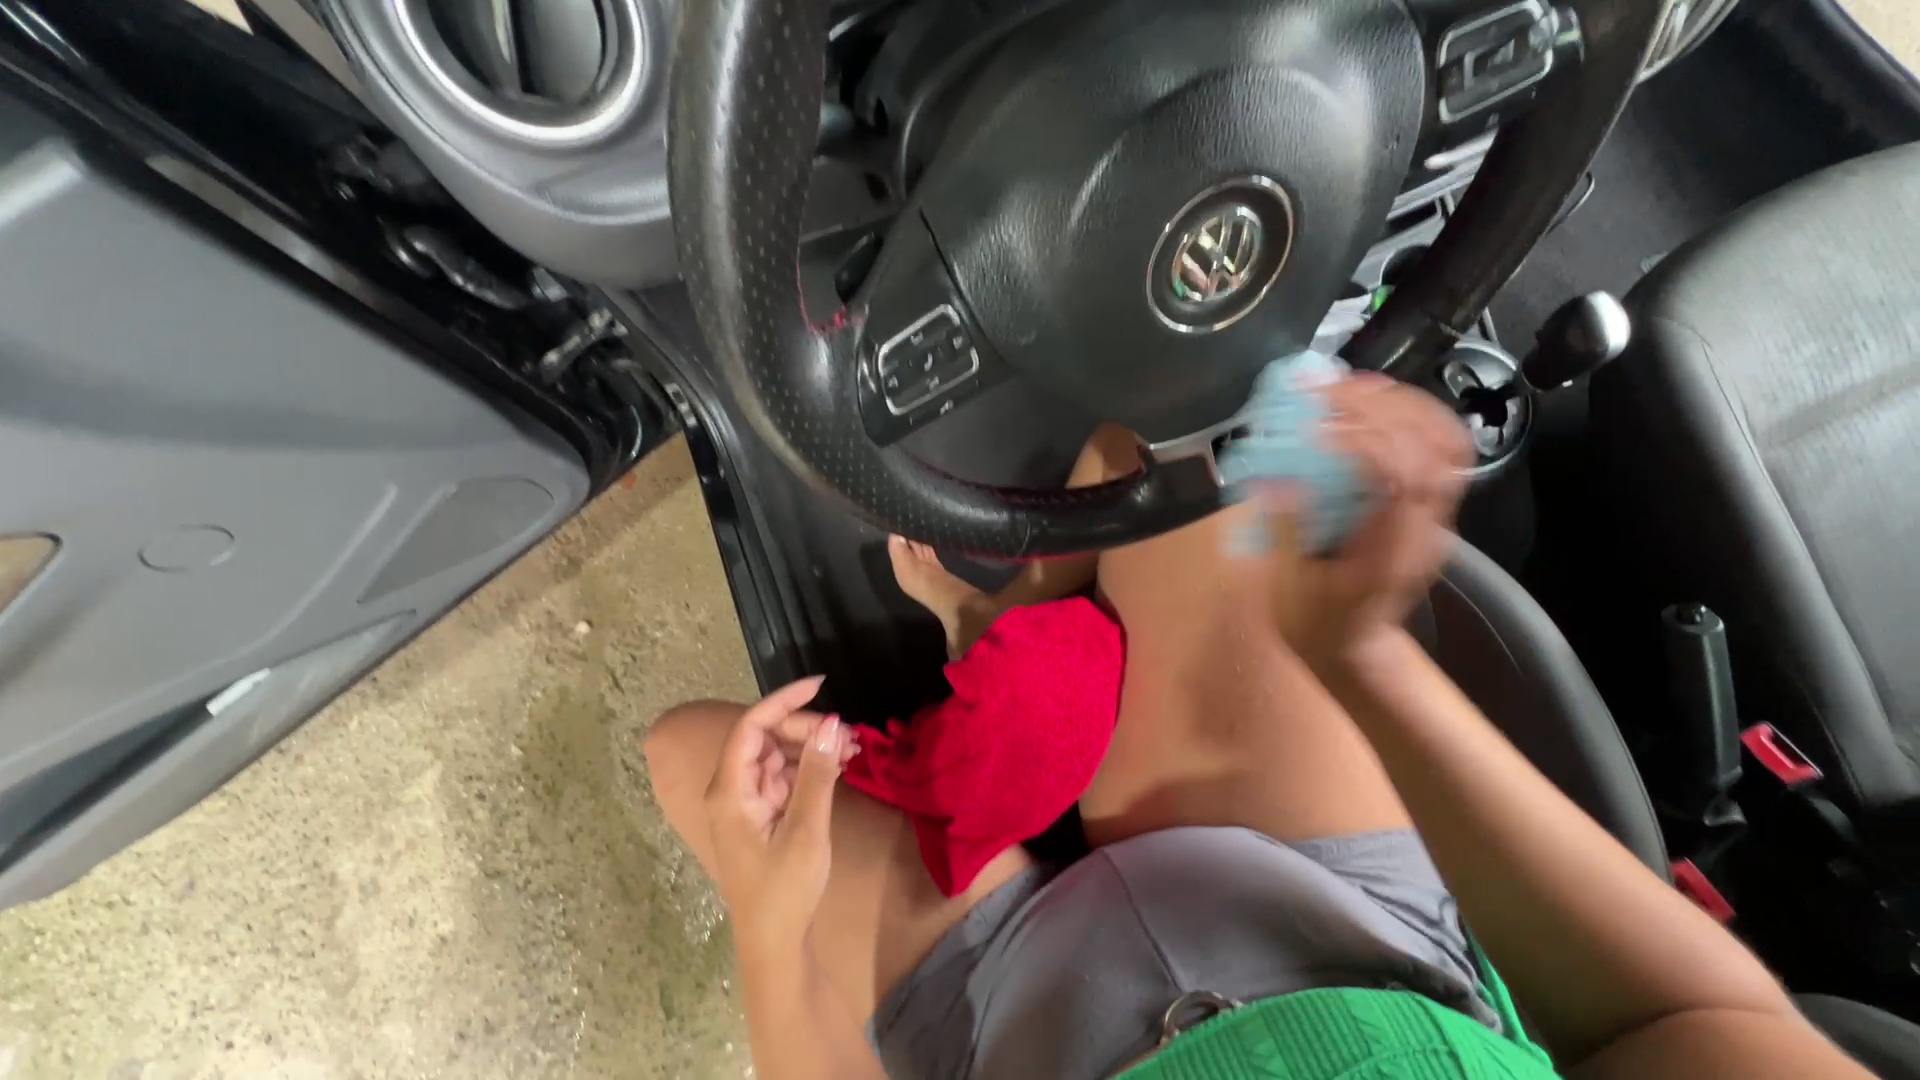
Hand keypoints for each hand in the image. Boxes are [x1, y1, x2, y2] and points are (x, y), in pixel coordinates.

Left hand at [703, 676, 858, 957]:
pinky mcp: (761, 814)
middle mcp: (731, 789)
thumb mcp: (806, 829)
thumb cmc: (784, 890)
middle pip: (766, 737)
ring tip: (852, 749)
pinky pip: (784, 775)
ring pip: (777, 754)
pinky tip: (839, 765)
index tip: (821, 685)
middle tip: (848, 735)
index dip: (783, 700)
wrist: (775, 944)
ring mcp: (746, 801)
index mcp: (729, 791)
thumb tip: (833, 723)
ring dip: (812, 746)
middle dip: (806, 727)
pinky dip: (810, 767)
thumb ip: (818, 773)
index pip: (751, 726)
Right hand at [1262, 373, 1471, 673]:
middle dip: (1382, 409)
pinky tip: (1373, 406)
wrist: (1357, 651)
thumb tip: (1275, 480)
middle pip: (1431, 449)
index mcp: (1388, 553)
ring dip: (1403, 405)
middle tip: (1329, 391)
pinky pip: (1439, 448)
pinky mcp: (1430, 507)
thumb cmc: (1316, 625)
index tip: (1314, 426)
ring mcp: (1435, 517)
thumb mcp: (1287, 590)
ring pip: (1446, 442)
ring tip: (1353, 388)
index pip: (1401, 479)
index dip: (1363, 440)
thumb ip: (1286, 534)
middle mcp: (1424, 529)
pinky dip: (1411, 417)